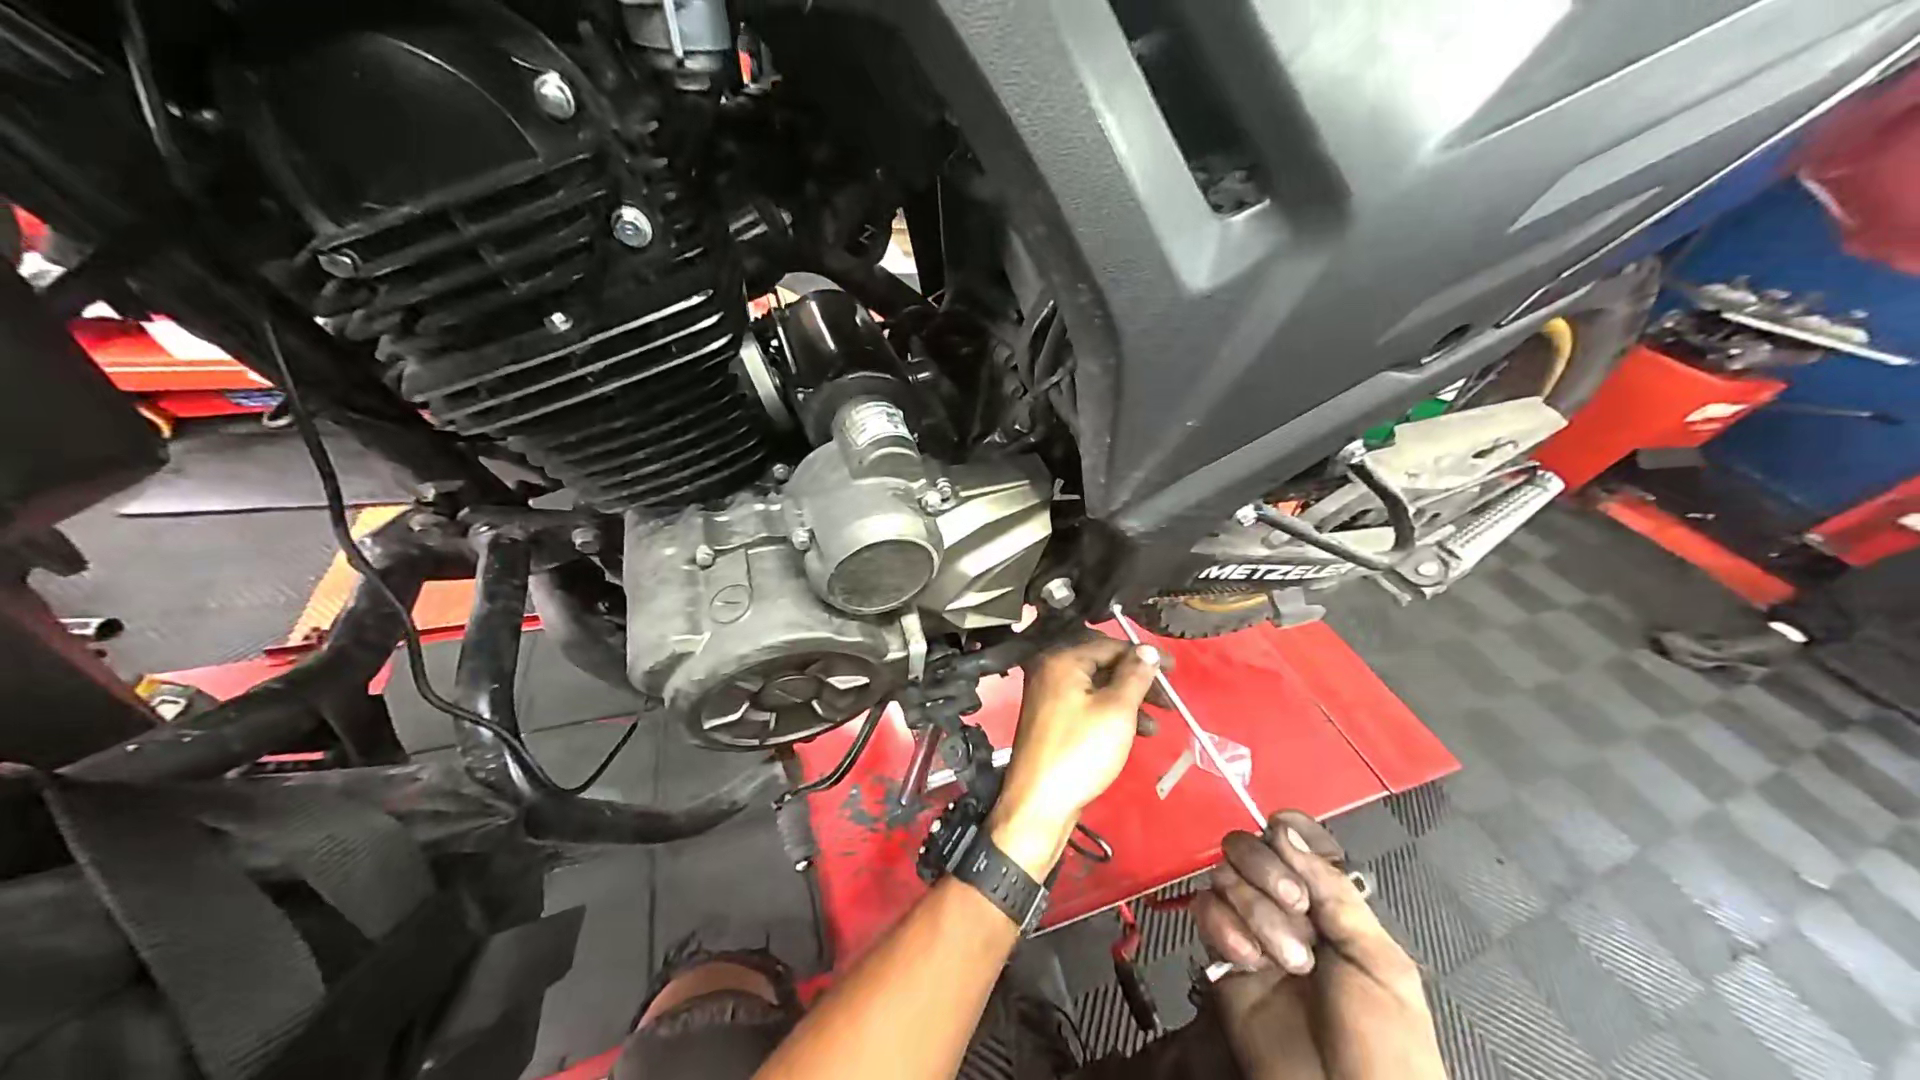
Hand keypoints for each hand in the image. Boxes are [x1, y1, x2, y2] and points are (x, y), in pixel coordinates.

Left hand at [987, 634, 1161, 876]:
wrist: (1041, 802)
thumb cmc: (1080, 752)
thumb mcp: (1117, 710)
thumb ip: (1135, 674)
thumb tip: (1147, 650)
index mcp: (1061, 661)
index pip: (1110, 644)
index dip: (1145, 655)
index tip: (1172, 668)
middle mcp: (1050, 671)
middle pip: (1103, 664)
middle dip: (1138, 679)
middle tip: (1167, 696)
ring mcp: (1049, 696)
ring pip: (1098, 687)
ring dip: (1129, 700)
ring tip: (1157, 721)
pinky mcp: (1053, 720)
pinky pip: (1088, 705)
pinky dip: (1112, 713)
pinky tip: (1136, 731)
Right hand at [1192, 810, 1444, 1079]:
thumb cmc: (1384, 1042)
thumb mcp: (1378, 961)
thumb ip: (1333, 891)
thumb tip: (1285, 828)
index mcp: (1328, 903)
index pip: (1290, 838)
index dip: (1283, 834)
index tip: (1290, 852)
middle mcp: (1284, 907)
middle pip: (1248, 849)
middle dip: (1265, 871)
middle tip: (1295, 908)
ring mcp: (1250, 930)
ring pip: (1224, 878)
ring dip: (1255, 912)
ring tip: (1287, 960)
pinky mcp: (1220, 957)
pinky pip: (1205, 914)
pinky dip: (1224, 929)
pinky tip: (1248, 960)